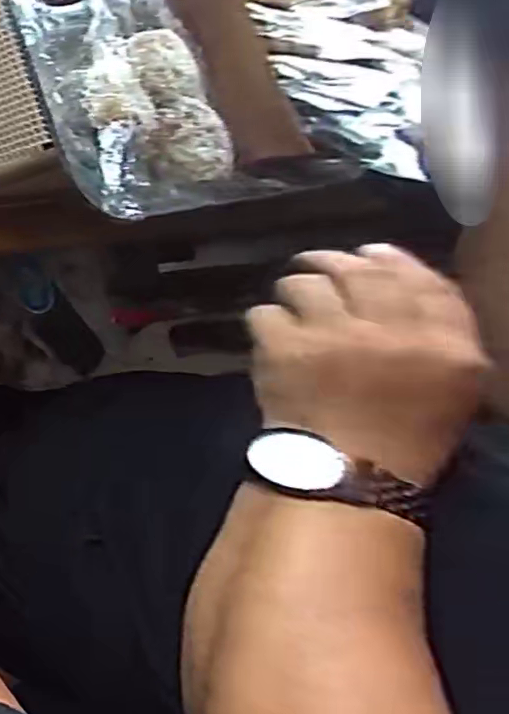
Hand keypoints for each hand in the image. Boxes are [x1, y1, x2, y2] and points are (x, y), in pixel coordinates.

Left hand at [248, 244, 489, 484]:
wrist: (351, 462)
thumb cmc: (402, 426)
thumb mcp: (449, 381)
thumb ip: (431, 332)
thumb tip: (397, 281)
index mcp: (449, 345)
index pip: (423, 282)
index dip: (391, 260)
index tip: (370, 251)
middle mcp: (394, 334)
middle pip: (358, 273)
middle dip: (331, 262)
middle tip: (315, 265)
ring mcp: (333, 337)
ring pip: (303, 285)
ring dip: (292, 291)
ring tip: (293, 306)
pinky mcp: (283, 345)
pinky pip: (263, 312)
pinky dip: (264, 321)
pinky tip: (272, 336)